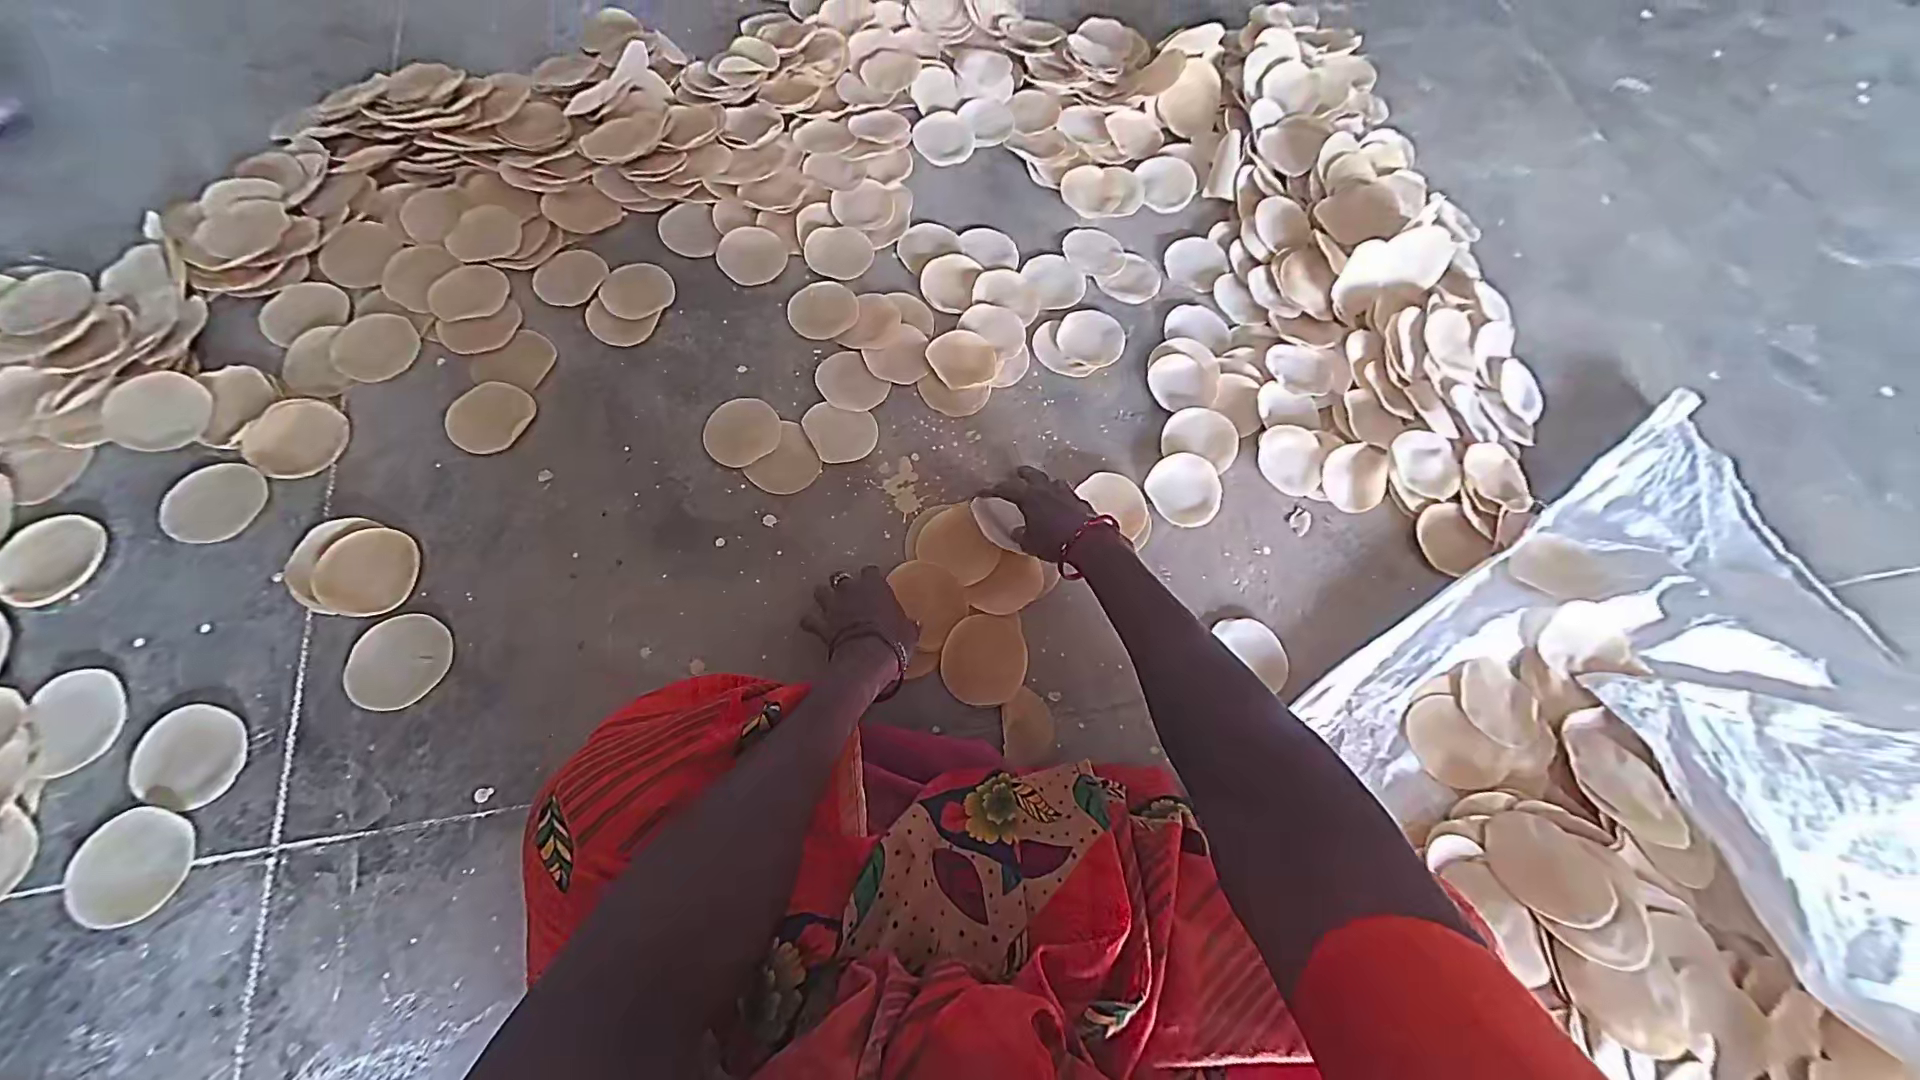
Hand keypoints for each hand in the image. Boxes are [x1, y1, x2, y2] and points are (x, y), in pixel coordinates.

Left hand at [801, 565, 919, 657]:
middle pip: (841, 577)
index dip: (871, 577)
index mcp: (875, 585)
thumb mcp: (909, 632)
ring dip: (823, 596)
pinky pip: (808, 619)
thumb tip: (915, 624)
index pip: (870, 571)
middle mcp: (851, 589)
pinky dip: (810, 621)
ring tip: (827, 603)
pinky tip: (811, 624)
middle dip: (843, 584)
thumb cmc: (894, 641)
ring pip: (820, 591)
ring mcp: (833, 605)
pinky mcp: (821, 624)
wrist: (868, 658)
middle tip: (849, 593)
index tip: (874, 584)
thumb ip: (908, 624)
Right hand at [984, 466, 1100, 561]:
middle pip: (1030, 474)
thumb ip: (1020, 534)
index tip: (982, 491)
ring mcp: (1065, 491)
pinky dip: (1058, 495)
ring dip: (1042, 482)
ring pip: (1049, 480)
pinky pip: (1064, 492)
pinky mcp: (1080, 500)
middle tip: (1014, 476)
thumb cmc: (1054, 542)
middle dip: (1020, 475)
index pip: (1005, 488)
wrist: (1089, 543)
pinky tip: (1058, 502)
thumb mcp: (1029, 542)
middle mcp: (1046, 488)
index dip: (992, 489)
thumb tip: (1016, 530)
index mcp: (1028, 496)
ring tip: (1038, 487)